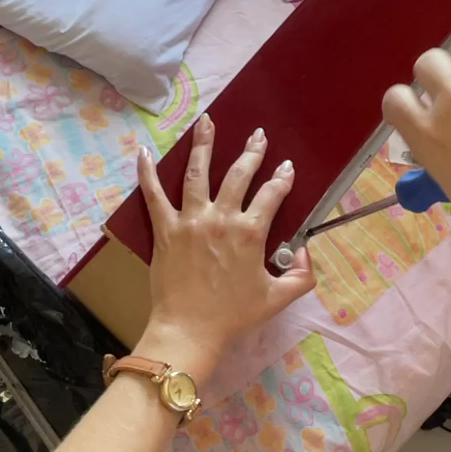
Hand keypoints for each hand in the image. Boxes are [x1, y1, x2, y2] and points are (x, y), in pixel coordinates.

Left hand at [136, 116, 314, 375]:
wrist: (190, 329)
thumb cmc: (234, 316)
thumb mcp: (278, 298)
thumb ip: (302, 276)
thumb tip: (307, 253)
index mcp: (250, 233)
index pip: (271, 195)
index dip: (282, 179)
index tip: (286, 167)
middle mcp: (221, 218)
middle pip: (239, 175)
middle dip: (251, 152)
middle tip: (257, 135)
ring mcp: (190, 220)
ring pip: (198, 174)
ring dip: (203, 145)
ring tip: (207, 122)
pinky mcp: (165, 229)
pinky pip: (154, 195)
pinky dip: (147, 172)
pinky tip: (143, 152)